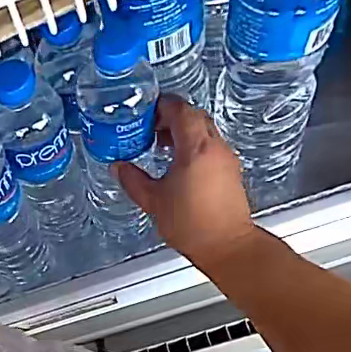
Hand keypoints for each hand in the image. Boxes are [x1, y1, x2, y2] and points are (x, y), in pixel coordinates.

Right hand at [115, 95, 261, 269]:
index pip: (179, 109)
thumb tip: (119, 168)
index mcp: (195, 147)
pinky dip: (194, 147)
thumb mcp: (153, 201)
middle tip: (150, 128)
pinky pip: (211, 148)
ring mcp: (225, 158)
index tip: (146, 112)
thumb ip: (133, 180)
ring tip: (162, 146)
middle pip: (193, 116)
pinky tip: (178, 165)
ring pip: (203, 131)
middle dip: (170, 118)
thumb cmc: (193, 225)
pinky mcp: (230, 172)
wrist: (226, 245)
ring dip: (182, 132)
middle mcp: (214, 147)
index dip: (160, 106)